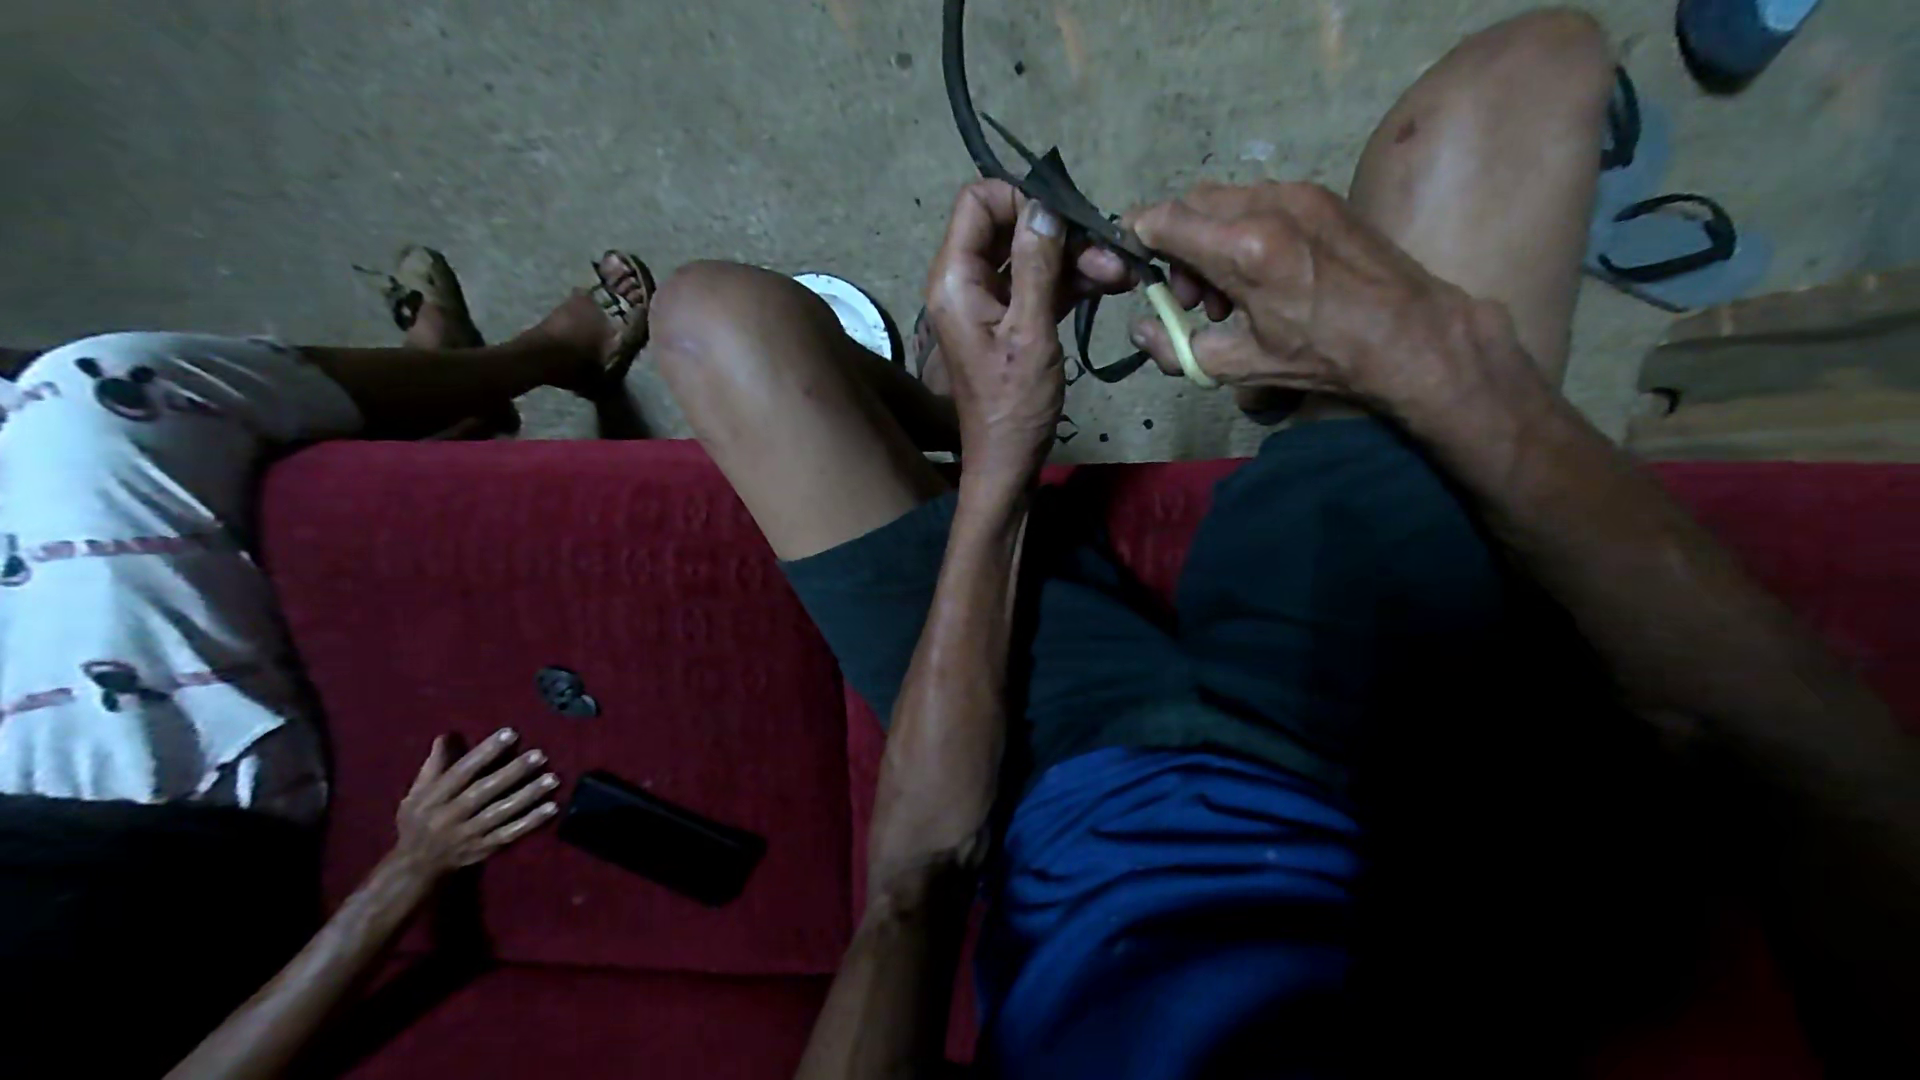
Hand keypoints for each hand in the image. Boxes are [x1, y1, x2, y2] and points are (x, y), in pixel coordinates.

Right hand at [389, 728, 559, 880]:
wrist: (414, 867)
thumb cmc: (420, 821)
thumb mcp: (417, 794)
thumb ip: (434, 766)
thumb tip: (446, 735)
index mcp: (432, 799)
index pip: (461, 772)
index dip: (486, 752)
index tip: (511, 733)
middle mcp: (449, 816)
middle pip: (484, 791)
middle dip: (513, 772)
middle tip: (540, 754)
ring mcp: (467, 835)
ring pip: (501, 813)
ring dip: (529, 795)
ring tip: (553, 778)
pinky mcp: (483, 849)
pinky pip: (510, 834)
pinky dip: (531, 822)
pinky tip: (552, 807)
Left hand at [924, 179, 1128, 489]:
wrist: (1007, 459)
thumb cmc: (1015, 403)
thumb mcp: (1030, 331)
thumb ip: (1037, 265)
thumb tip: (1045, 206)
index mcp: (955, 279)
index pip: (977, 202)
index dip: (1021, 200)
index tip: (1065, 222)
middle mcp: (964, 283)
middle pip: (1008, 228)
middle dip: (1060, 233)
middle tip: (1109, 253)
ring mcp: (987, 303)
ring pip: (1030, 257)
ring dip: (1074, 260)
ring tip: (1121, 276)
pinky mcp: (1009, 321)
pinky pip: (1038, 285)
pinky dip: (1070, 283)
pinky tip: (1110, 286)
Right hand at [1128, 181, 1507, 415]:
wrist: (1409, 333)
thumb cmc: (1320, 356)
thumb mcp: (1236, 366)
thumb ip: (1175, 348)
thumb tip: (1141, 328)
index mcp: (1244, 250)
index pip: (1163, 220)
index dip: (1136, 238)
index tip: (1131, 264)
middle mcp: (1267, 206)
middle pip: (1189, 204)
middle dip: (1173, 246)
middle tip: (1189, 296)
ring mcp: (1297, 193)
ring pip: (1222, 199)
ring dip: (1206, 239)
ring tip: (1226, 292)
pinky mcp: (1318, 195)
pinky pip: (1255, 200)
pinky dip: (1237, 230)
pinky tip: (1257, 273)